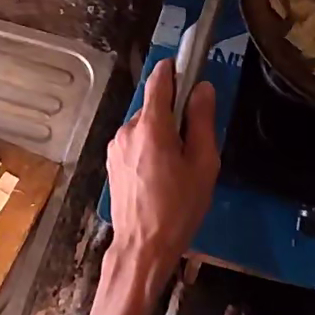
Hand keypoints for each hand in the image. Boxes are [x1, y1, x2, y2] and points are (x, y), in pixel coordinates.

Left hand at [105, 59, 219, 281]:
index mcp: (152, 126)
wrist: (142, 248)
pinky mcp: (111, 161)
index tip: (189, 67)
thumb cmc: (179, 207)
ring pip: (144, 125)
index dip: (175, 68)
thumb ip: (202, 121)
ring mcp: (115, 146)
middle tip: (194, 140)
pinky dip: (149, 147)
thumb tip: (202, 88)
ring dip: (161, 133)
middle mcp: (128, 129)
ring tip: (178, 165)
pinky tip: (160, 174)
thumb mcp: (203, 164)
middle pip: (154, 105)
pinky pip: (135, 142)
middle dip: (174, 113)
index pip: (159, 79)